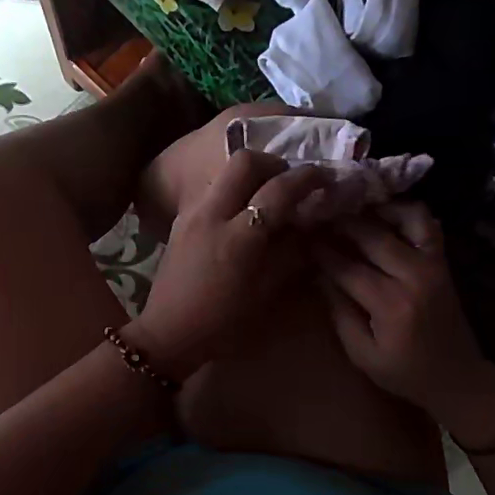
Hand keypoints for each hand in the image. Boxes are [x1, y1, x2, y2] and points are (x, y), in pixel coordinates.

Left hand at [125, 149, 331, 379]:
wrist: (169, 333)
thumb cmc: (222, 323)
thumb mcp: (263, 293)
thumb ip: (289, 254)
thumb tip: (311, 228)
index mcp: (239, 237)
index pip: (278, 191)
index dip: (307, 179)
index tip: (325, 178)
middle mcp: (213, 214)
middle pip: (246, 161)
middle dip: (275, 164)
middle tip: (290, 182)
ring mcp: (193, 213)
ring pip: (226, 172)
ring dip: (253, 174)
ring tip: (268, 196)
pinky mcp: (181, 219)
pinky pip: (213, 189)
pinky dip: (234, 189)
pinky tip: (243, 214)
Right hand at [314, 203, 494, 446]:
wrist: (457, 377)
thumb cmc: (405, 373)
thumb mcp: (363, 355)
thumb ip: (340, 313)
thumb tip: (319, 276)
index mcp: (390, 305)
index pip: (347, 267)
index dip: (321, 251)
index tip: (302, 238)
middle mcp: (413, 276)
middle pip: (372, 235)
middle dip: (341, 224)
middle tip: (320, 216)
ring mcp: (433, 265)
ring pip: (404, 218)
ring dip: (376, 210)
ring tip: (353, 209)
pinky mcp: (443, 262)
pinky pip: (427, 224)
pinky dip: (406, 213)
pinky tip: (384, 214)